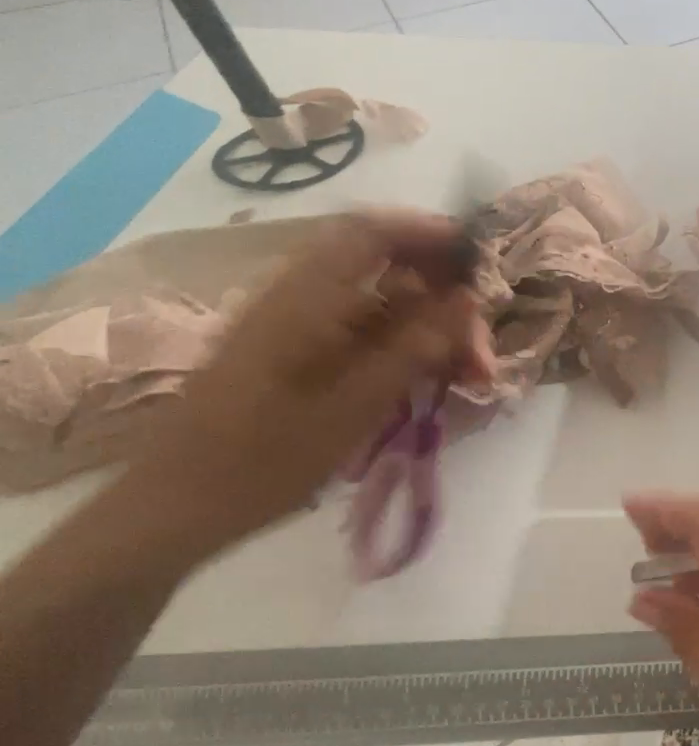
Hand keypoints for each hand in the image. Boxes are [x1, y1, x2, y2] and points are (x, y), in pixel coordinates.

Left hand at [123, 211, 491, 562]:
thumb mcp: (354, 406)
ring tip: (474, 372)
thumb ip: (415, 345)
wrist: (170, 513)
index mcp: (305, 301)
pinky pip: (368, 332)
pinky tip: (438, 379)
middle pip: (388, 271)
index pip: (371, 233)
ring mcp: (299, 329)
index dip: (429, 233)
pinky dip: (411, 347)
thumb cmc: (261, 459)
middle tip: (483, 343)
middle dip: (447, 297)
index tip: (479, 258)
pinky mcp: (299, 356)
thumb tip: (466, 297)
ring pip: (386, 305)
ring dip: (436, 329)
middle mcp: (301, 301)